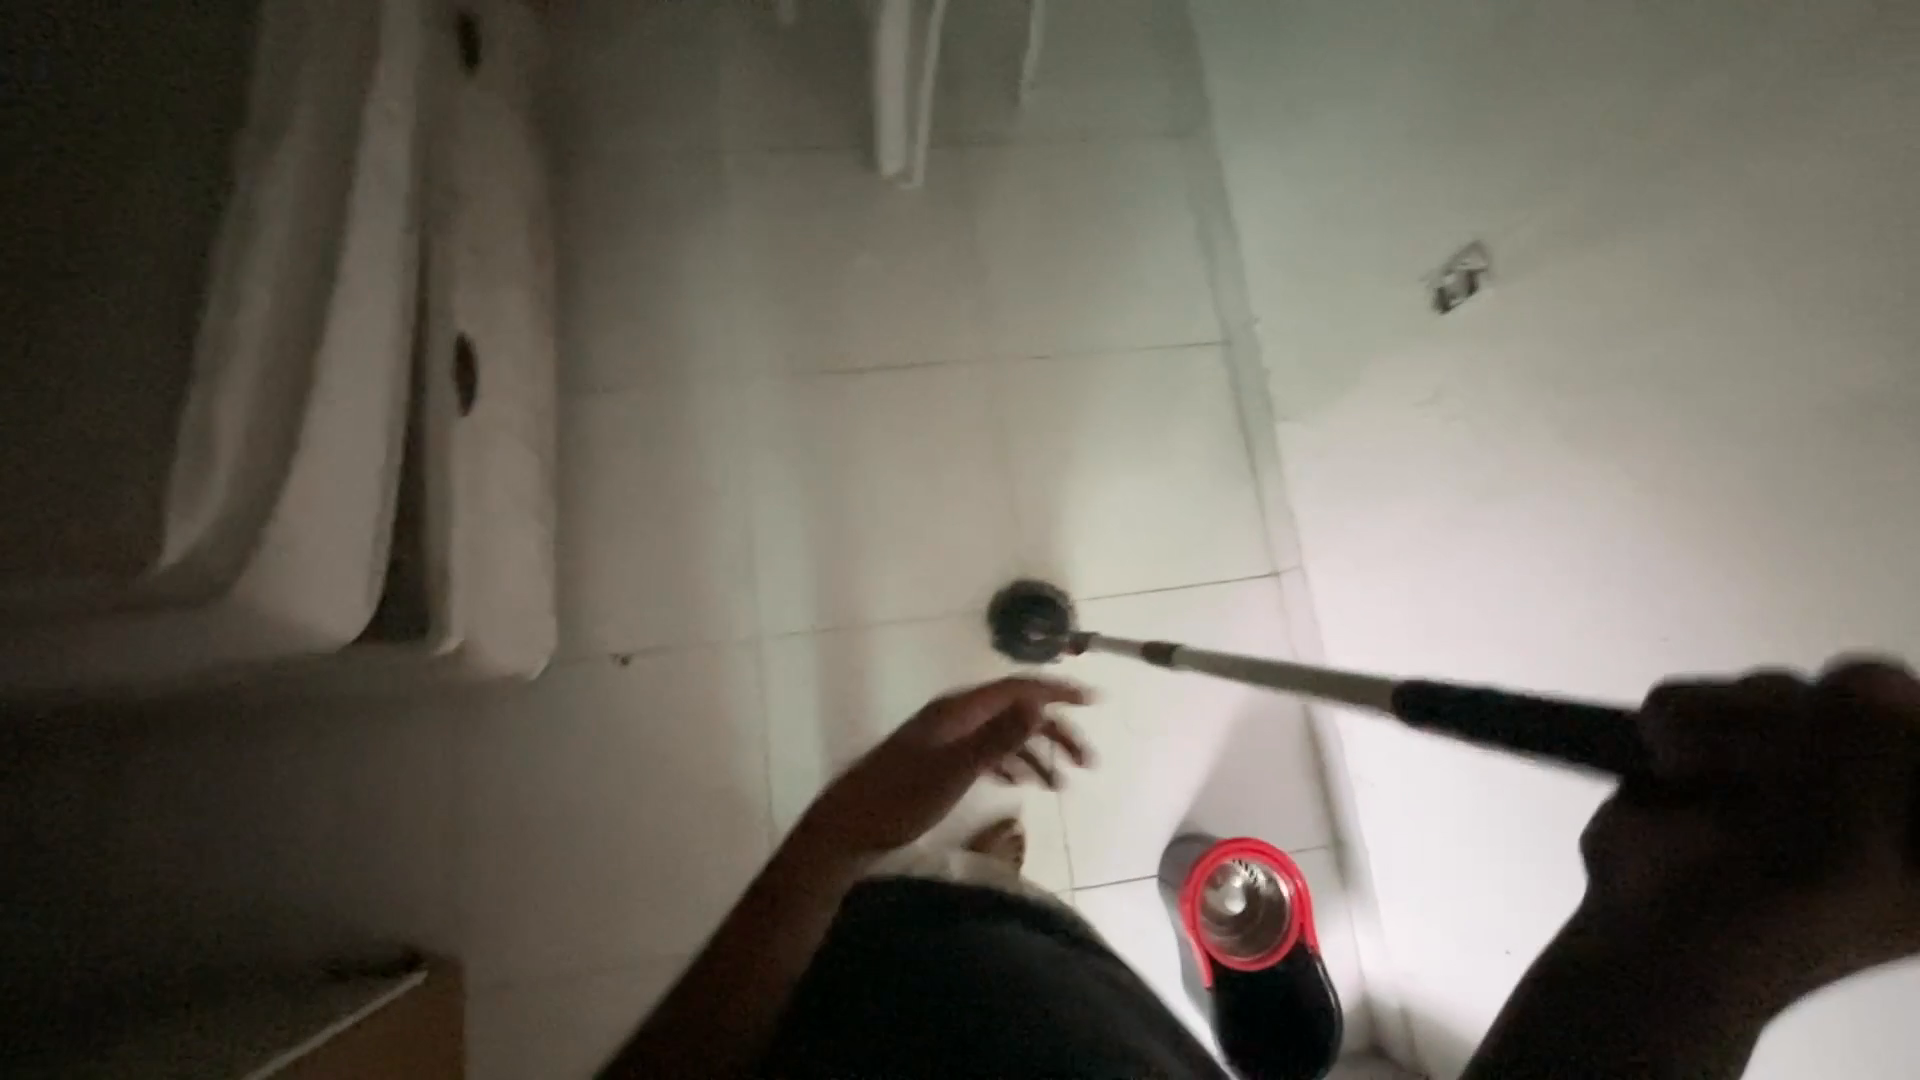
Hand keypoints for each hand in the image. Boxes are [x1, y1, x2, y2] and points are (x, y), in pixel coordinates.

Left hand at [798, 677, 1093, 857]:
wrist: (849, 827)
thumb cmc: (900, 799)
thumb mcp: (955, 771)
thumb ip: (998, 738)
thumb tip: (1038, 704)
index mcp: (959, 710)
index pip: (1018, 688)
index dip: (1057, 691)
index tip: (1093, 701)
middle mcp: (956, 716)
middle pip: (1016, 711)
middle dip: (1054, 731)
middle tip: (1087, 762)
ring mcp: (947, 738)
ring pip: (1003, 734)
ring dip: (1036, 753)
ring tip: (1062, 784)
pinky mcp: (940, 760)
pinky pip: (987, 752)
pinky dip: (1011, 764)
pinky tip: (1023, 782)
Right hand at [1579, 659, 1919, 1000]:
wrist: (1649, 929)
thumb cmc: (1767, 916)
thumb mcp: (1845, 857)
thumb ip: (1868, 763)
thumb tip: (1872, 673)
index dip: (1889, 734)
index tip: (1838, 770)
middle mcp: (1872, 777)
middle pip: (1853, 697)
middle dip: (1792, 733)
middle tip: (1760, 784)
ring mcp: (1787, 758)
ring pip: (1771, 688)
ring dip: (1724, 729)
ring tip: (1700, 774)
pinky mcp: (1708, 744)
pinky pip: (1698, 692)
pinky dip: (1675, 723)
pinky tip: (1672, 764)